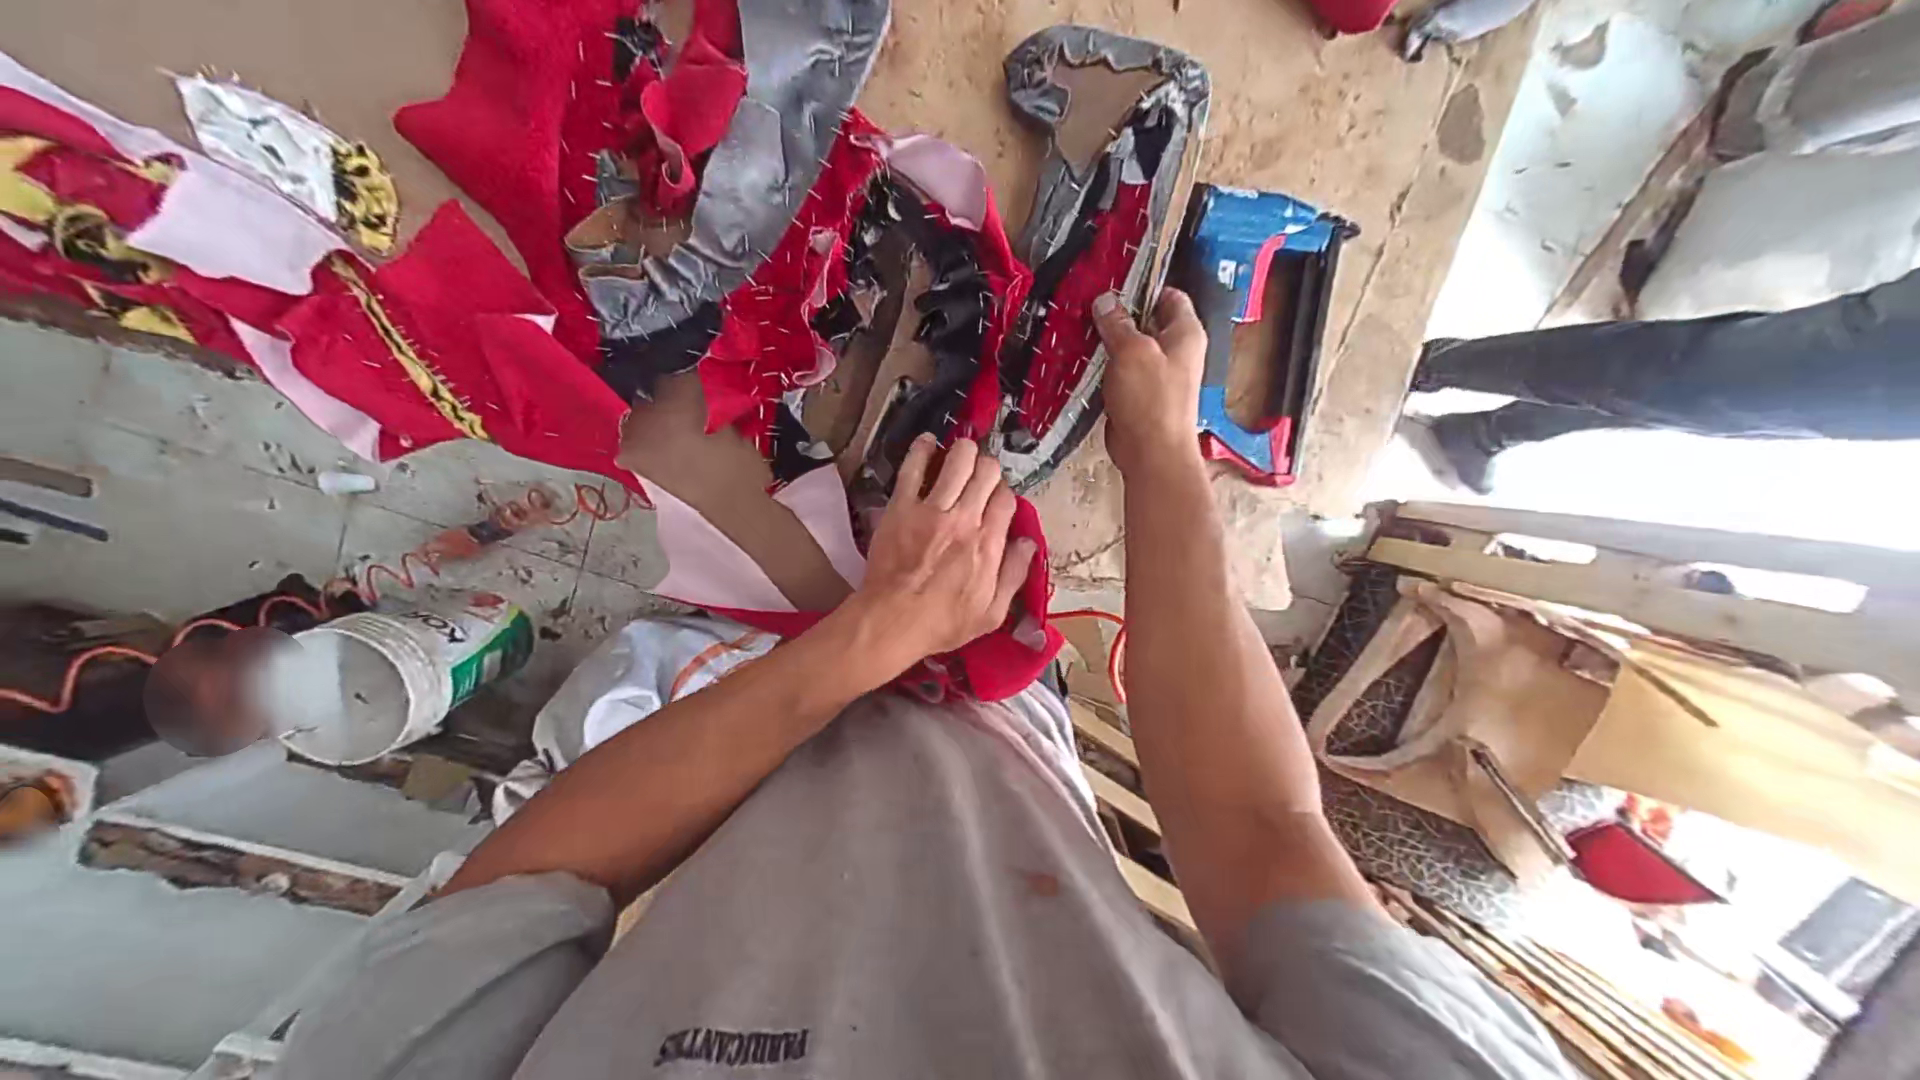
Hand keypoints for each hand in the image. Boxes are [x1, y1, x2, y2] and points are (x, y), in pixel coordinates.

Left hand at [847, 436, 1037, 673]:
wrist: (891, 620)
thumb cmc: (942, 622)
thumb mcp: (992, 613)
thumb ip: (1014, 575)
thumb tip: (1028, 543)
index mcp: (989, 544)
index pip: (1006, 500)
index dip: (1004, 495)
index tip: (995, 502)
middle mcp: (965, 519)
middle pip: (987, 473)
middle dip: (988, 469)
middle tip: (980, 476)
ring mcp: (931, 509)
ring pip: (958, 461)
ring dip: (964, 452)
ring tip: (962, 454)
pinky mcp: (901, 507)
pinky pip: (913, 468)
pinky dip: (922, 449)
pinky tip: (928, 442)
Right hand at [1093, 288, 1205, 477]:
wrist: (1151, 453)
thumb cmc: (1150, 398)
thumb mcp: (1131, 352)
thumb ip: (1117, 323)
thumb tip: (1104, 300)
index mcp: (1185, 333)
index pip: (1169, 296)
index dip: (1143, 288)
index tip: (1111, 286)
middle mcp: (1175, 351)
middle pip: (1146, 322)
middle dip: (1117, 316)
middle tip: (1086, 309)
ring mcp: (1157, 375)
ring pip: (1129, 349)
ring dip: (1107, 344)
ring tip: (1079, 332)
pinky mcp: (1139, 396)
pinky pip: (1120, 374)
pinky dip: (1103, 368)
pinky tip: (1082, 362)